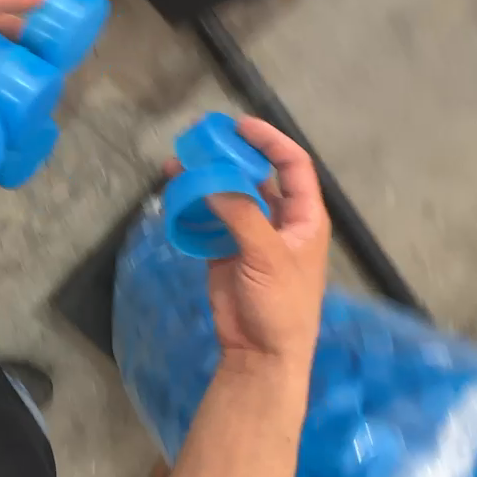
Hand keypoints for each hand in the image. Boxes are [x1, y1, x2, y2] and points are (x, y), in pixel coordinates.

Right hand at [164, 117, 329, 372]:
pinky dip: (190, 208)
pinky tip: (173, 198)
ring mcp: (248, 235)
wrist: (261, 350)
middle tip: (200, 143)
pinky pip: (207, 220)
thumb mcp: (269, 256)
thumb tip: (213, 183)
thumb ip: (243, 216)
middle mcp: (277, 220)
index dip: (269, 141)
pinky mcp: (223, 251)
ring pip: (226, 197)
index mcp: (303, 217)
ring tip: (176, 166)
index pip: (292, 166)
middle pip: (254, 176)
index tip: (240, 126)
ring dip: (203, 181)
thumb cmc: (281, 304)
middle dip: (228, 157)